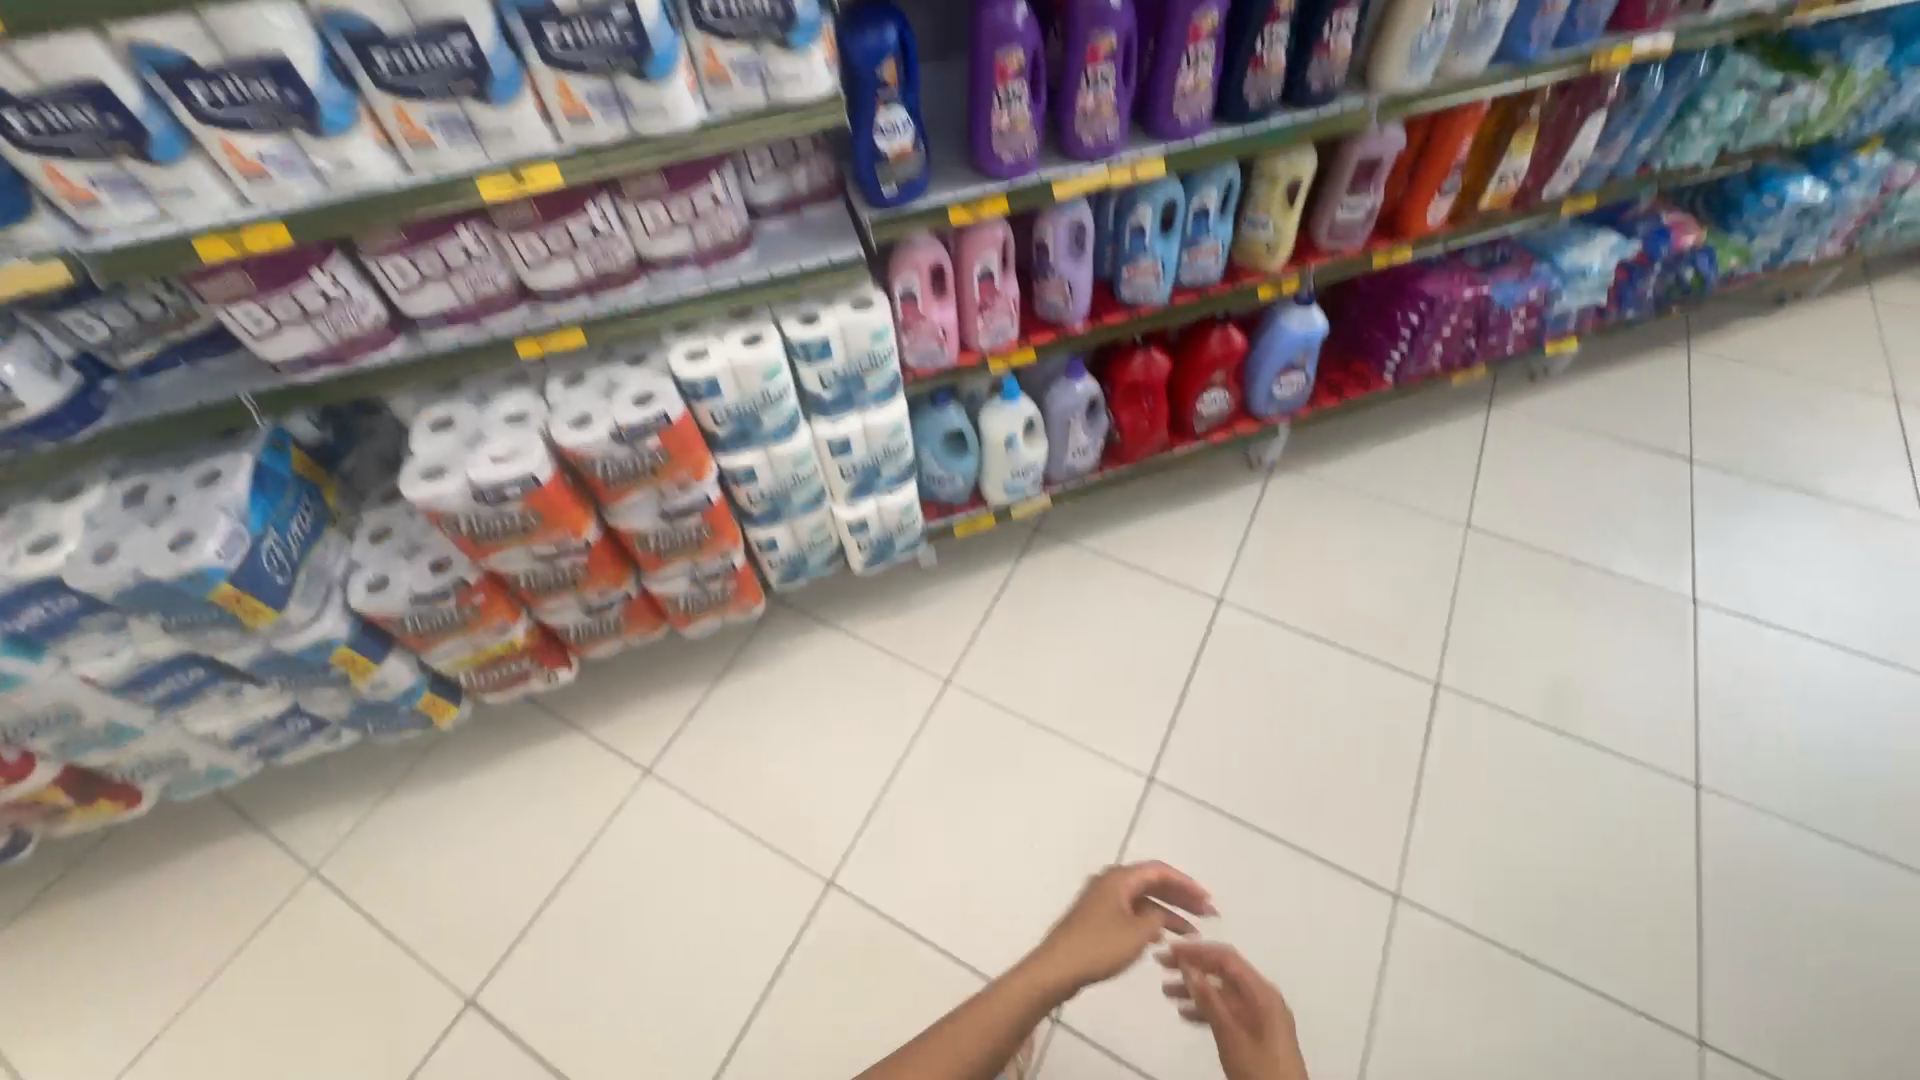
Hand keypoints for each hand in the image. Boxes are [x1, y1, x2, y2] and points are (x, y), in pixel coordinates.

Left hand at [1025, 861, 1215, 999]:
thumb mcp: (1136, 933)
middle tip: (1208, 915)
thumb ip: (1156, 918)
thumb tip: (1160, 913)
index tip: (1207, 899)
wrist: (1057, 967)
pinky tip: (1163, 938)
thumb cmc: (1098, 947)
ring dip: (1167, 913)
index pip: (1159, 870)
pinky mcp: (1097, 918)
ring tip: (1192, 933)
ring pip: (1142, 900)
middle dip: (1181, 898)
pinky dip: (1149, 922)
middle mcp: (1110, 882)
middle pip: (1152, 883)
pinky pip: (1131, 912)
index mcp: (1119, 878)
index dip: (1186, 883)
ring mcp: (1102, 900)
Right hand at [1160, 942, 1309, 1079]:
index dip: (1197, 950)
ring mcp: (1260, 1016)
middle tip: (1161, 965)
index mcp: (1262, 993)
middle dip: (1192, 967)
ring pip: (1222, 992)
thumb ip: (1209, 999)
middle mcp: (1262, 998)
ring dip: (1195, 989)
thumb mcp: (1230, 1035)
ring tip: (1166, 991)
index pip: (1226, 958)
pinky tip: (1185, 1014)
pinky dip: (1206, 1010)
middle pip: (1223, 972)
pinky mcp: (1256, 1033)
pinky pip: (1227, 1012)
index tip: (1169, 949)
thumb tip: (1187, 965)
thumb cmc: (1260, 1070)